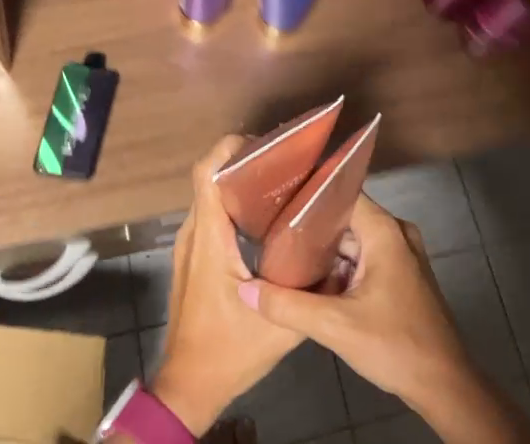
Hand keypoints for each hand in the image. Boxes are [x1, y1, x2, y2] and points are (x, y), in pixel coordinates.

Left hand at [148, 136, 303, 434]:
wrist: (189, 385)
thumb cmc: (229, 352)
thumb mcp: (280, 327)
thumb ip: (310, 293)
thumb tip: (340, 259)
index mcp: (210, 240)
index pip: (206, 174)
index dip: (230, 148)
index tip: (266, 143)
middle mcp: (194, 234)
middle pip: (210, 178)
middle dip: (245, 161)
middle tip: (288, 161)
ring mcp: (190, 246)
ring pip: (210, 196)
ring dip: (239, 183)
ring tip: (283, 182)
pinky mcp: (193, 258)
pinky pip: (211, 216)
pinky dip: (234, 205)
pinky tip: (267, 217)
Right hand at [236, 195, 470, 403]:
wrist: (444, 385)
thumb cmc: (395, 345)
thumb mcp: (334, 326)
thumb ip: (287, 305)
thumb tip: (244, 289)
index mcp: (384, 231)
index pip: (340, 192)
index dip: (306, 193)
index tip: (273, 197)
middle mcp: (394, 233)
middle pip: (343, 217)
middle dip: (307, 226)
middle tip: (267, 230)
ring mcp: (400, 256)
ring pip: (351, 241)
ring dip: (321, 250)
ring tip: (278, 251)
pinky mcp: (399, 277)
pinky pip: (362, 259)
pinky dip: (338, 267)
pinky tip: (307, 279)